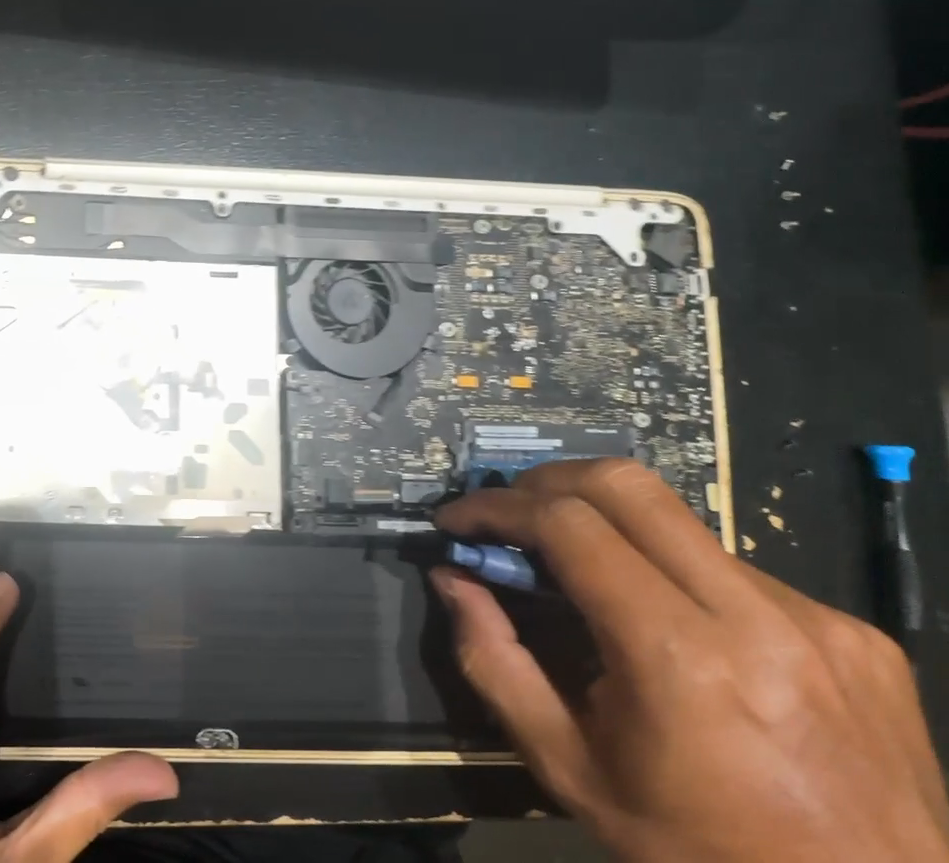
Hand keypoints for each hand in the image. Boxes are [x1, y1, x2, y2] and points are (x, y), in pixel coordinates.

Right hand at [434, 459, 948, 862]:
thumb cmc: (693, 844)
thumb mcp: (565, 763)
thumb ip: (494, 661)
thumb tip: (452, 579)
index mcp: (677, 656)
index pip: (569, 525)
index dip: (497, 507)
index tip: (458, 520)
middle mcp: (757, 618)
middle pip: (629, 487)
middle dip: (546, 483)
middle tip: (508, 517)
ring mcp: (818, 619)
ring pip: (682, 524)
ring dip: (611, 530)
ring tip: (582, 578)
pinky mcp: (857, 631)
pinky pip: (737, 570)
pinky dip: (675, 574)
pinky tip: (670, 626)